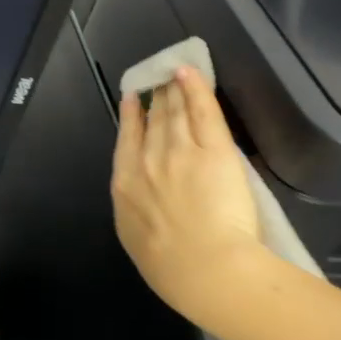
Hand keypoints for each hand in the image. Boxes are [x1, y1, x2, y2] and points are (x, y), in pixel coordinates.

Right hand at [112, 67, 267, 314]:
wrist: (203, 267)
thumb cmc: (169, 266)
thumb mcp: (134, 236)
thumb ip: (135, 210)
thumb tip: (141, 201)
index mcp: (125, 183)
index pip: (128, 140)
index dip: (131, 117)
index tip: (133, 100)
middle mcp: (147, 160)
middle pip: (152, 122)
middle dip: (155, 98)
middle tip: (158, 79)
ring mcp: (180, 151)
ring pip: (175, 112)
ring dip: (174, 90)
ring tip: (174, 73)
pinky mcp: (214, 151)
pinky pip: (202, 111)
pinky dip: (195, 88)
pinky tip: (191, 72)